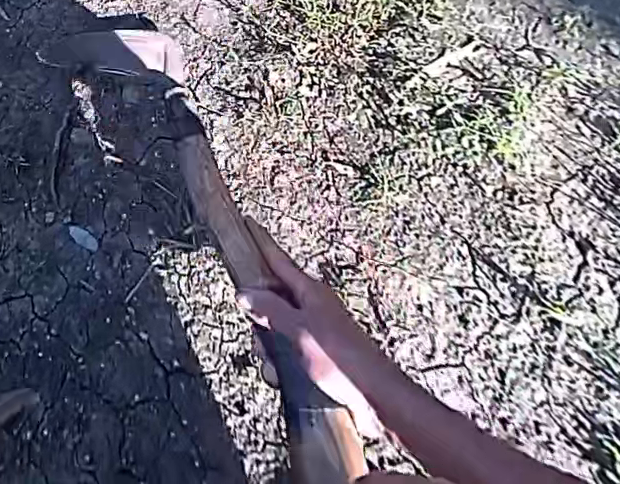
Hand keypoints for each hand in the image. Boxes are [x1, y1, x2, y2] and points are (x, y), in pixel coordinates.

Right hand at [237, 219, 389, 438]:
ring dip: (269, 347)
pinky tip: (281, 379)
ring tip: (274, 368)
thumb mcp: (299, 331)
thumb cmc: (340, 358)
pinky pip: (286, 349)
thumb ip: (270, 310)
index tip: (248, 221)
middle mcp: (310, 304)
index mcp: (309, 290)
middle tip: (258, 338)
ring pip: (275, 327)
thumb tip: (244, 292)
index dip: (261, 241)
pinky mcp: (316, 351)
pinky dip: (279, 364)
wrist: (375, 397)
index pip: (277, 259)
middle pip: (271, 298)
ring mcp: (314, 327)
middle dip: (258, 319)